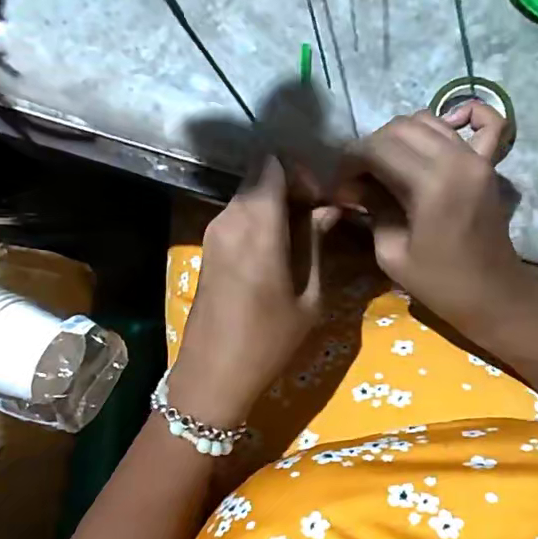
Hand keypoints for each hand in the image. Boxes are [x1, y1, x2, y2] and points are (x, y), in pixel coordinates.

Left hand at [169, 156, 336, 426]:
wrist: (213, 375)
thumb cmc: (269, 341)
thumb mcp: (309, 296)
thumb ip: (316, 244)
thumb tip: (328, 209)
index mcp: (256, 226)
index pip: (272, 163)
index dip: (300, 173)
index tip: (321, 202)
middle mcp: (230, 218)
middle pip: (260, 174)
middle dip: (292, 186)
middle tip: (318, 218)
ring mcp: (214, 231)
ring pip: (249, 194)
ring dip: (277, 203)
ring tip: (303, 237)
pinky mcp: (208, 247)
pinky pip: (239, 214)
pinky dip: (262, 218)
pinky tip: (280, 250)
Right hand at [348, 103, 530, 336]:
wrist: (493, 296)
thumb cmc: (441, 284)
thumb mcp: (392, 253)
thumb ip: (372, 209)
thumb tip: (351, 187)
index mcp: (431, 184)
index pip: (377, 148)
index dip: (350, 162)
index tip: (339, 186)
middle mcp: (456, 159)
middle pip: (398, 128)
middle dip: (370, 148)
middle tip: (358, 179)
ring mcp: (476, 158)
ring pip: (427, 121)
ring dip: (400, 136)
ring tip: (386, 165)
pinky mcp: (488, 165)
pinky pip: (485, 124)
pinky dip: (463, 115)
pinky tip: (447, 122)